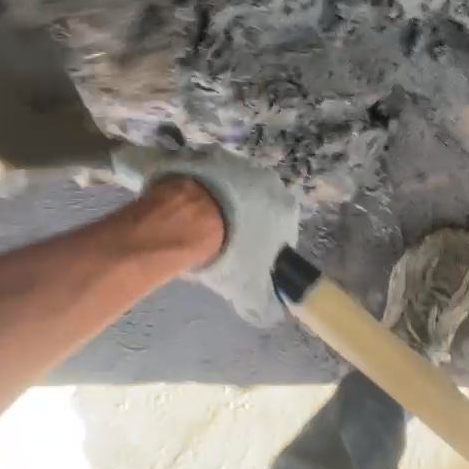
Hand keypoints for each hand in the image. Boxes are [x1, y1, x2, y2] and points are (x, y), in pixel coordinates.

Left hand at [112, 143, 300, 324]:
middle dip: (243, 219)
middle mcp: (269, 181)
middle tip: (219, 239)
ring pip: (232, 186)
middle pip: (257, 205)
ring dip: (220, 199)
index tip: (243, 257)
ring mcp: (239, 163)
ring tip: (196, 221)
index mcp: (286, 210)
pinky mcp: (208, 153)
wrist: (190, 219)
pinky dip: (197, 183)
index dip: (262, 245)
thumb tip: (273, 316)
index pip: (280, 230)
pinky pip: (205, 171)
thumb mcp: (249, 290)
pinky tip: (182, 202)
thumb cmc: (229, 254)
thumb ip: (265, 305)